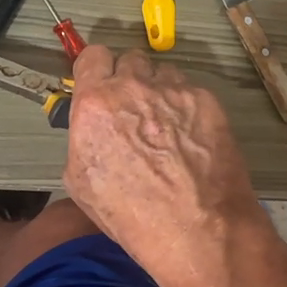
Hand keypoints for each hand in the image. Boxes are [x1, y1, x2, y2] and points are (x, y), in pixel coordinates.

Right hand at [62, 44, 269, 286]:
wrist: (197, 230)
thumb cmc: (130, 214)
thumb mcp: (80, 180)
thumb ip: (82, 137)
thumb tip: (92, 127)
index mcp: (94, 104)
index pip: (92, 56)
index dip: (96, 69)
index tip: (100, 82)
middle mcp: (132, 87)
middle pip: (128, 59)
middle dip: (129, 79)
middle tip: (133, 108)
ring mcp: (173, 91)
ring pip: (162, 73)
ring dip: (159, 90)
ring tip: (165, 124)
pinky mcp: (206, 101)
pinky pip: (190, 91)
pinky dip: (187, 107)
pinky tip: (190, 137)